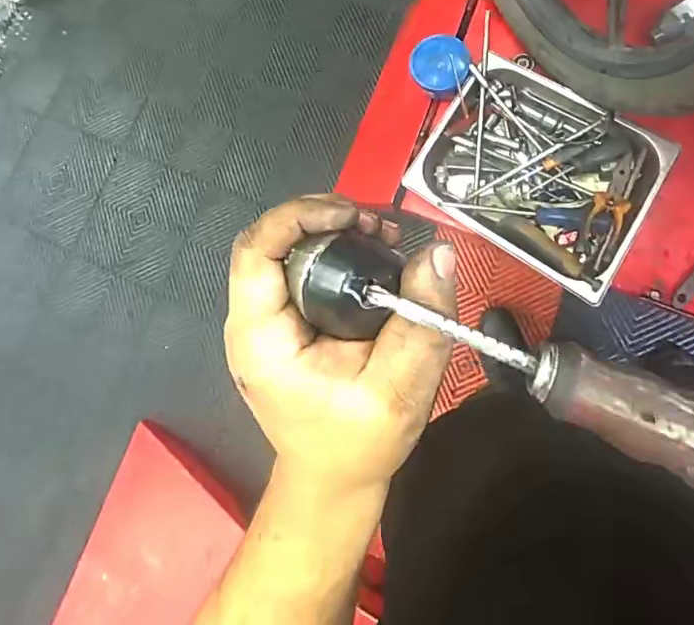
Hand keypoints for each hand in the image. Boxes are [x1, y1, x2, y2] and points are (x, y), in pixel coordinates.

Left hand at [226, 194, 458, 493]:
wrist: (337, 477)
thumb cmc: (357, 444)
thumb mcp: (400, 390)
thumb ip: (421, 321)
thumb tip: (438, 254)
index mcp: (263, 337)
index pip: (255, 251)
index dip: (298, 216)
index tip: (352, 216)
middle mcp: (257, 318)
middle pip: (276, 238)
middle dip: (329, 217)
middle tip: (381, 228)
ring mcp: (274, 315)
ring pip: (294, 244)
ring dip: (339, 228)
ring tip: (386, 237)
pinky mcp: (294, 314)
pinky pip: (310, 262)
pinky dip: (344, 246)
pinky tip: (378, 252)